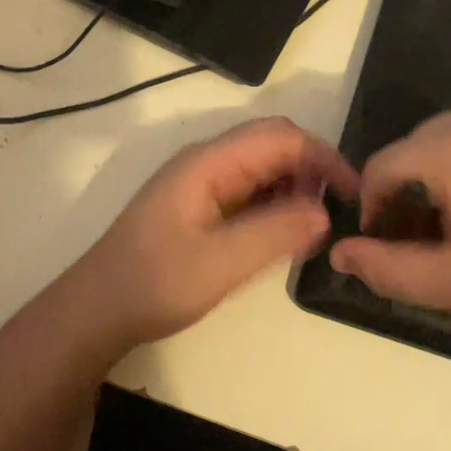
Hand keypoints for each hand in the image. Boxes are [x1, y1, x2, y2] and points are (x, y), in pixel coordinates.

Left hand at [59, 117, 359, 351]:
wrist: (96, 313)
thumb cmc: (153, 284)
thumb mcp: (220, 263)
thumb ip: (275, 233)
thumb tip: (326, 212)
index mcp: (209, 162)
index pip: (280, 137)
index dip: (323, 157)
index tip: (354, 194)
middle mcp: (207, 163)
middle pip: (273, 145)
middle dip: (313, 169)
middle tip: (339, 212)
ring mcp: (203, 185)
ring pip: (264, 169)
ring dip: (297, 188)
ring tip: (317, 228)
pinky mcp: (202, 208)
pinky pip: (250, 192)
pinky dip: (277, 206)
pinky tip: (288, 235)